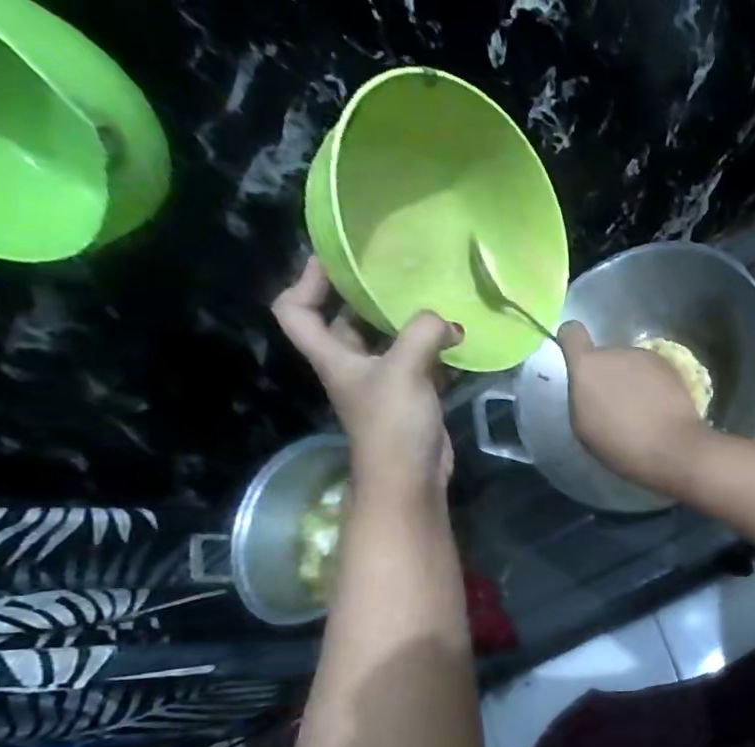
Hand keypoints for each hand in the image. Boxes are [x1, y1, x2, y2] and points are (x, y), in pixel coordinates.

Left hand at [272, 258, 462, 498]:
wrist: (410, 477)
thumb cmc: (392, 422)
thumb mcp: (404, 370)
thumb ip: (423, 334)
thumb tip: (448, 322)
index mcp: (333, 355)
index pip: (296, 311)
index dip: (305, 282)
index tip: (333, 261)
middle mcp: (354, 366)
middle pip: (347, 321)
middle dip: (367, 298)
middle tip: (396, 273)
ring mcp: (384, 384)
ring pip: (390, 342)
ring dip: (408, 324)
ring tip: (434, 300)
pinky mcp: (414, 398)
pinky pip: (421, 364)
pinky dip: (437, 351)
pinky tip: (458, 341)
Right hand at [559, 320, 713, 492]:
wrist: (673, 447)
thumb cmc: (621, 445)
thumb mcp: (584, 427)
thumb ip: (582, 397)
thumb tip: (590, 388)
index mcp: (587, 367)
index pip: (572, 333)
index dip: (573, 342)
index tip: (578, 359)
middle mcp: (615, 352)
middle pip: (606, 356)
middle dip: (609, 374)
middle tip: (619, 404)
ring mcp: (645, 357)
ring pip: (631, 364)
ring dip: (633, 379)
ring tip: (643, 409)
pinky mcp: (670, 366)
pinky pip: (653, 371)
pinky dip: (654, 384)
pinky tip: (661, 407)